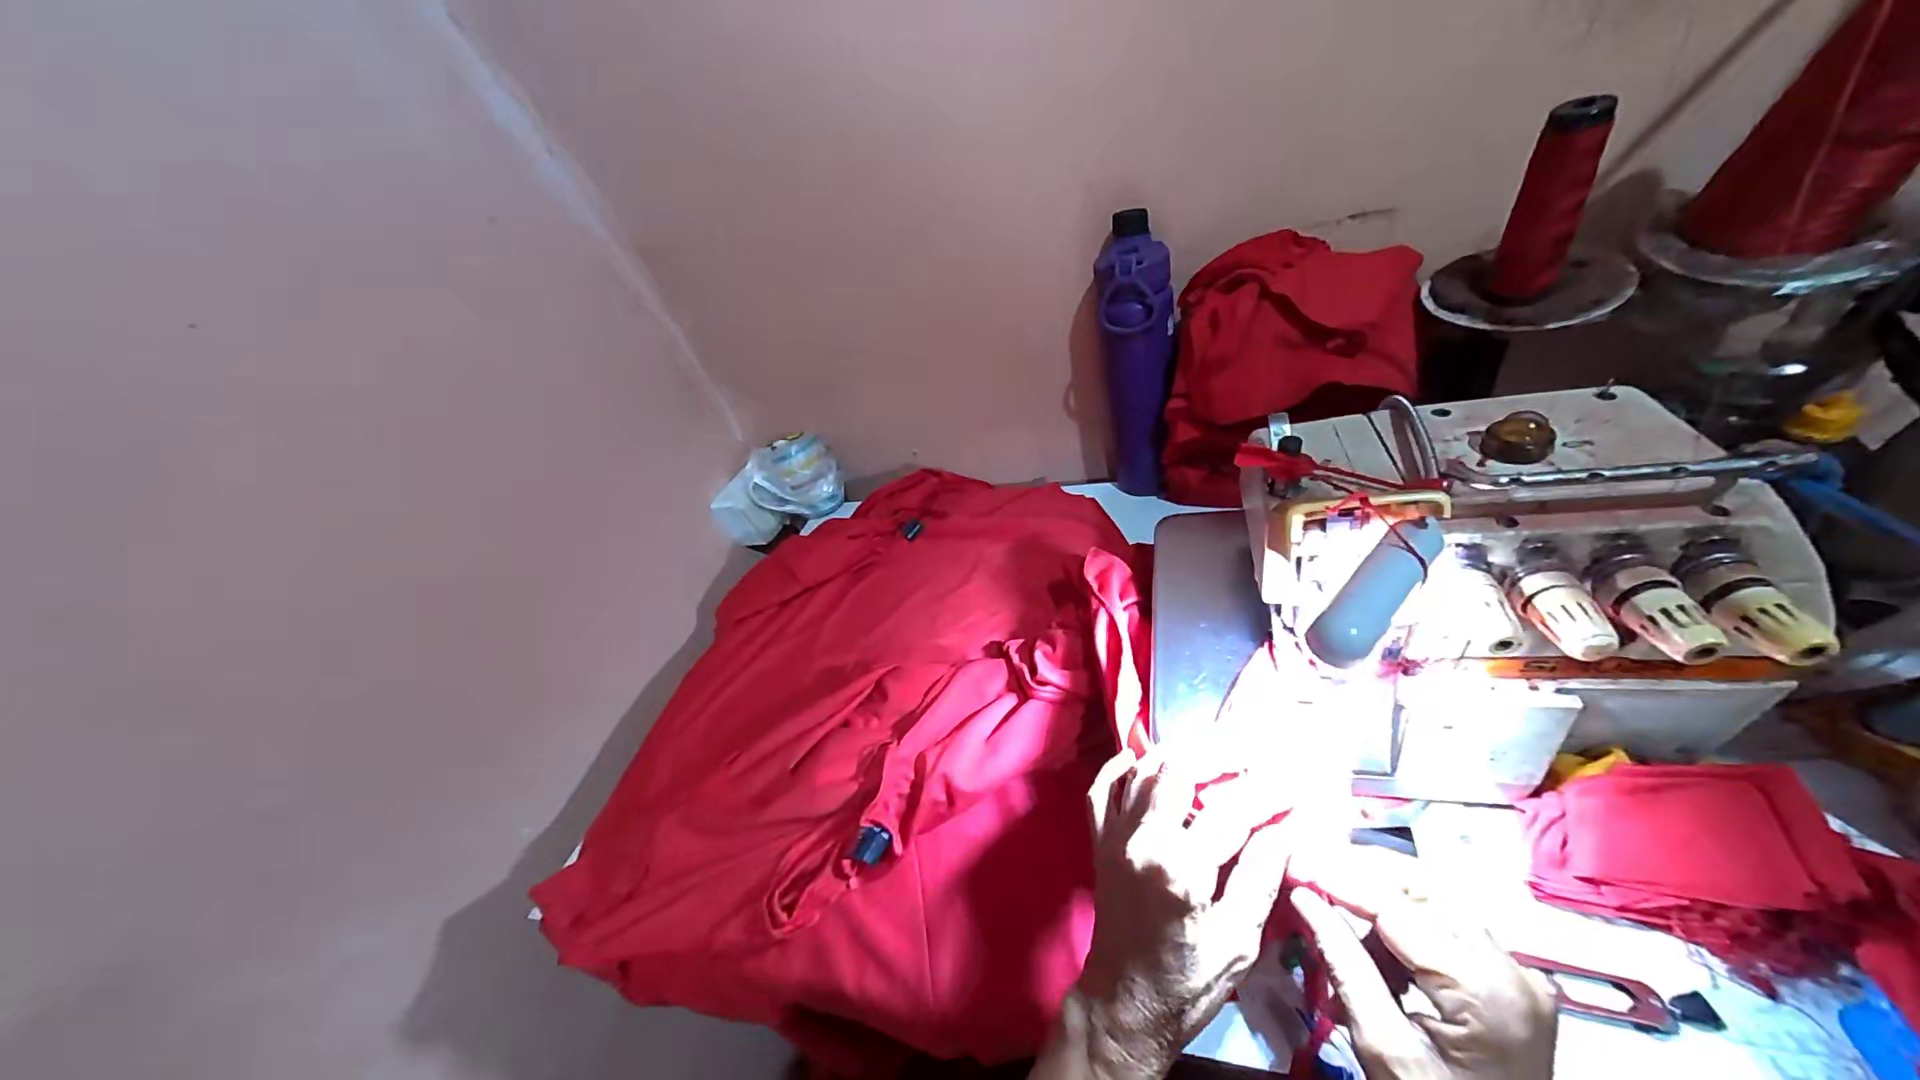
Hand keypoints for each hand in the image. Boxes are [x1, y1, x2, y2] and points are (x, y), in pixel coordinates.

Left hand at [1069, 734, 1297, 1078]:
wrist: (1125, 1002)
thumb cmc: (1188, 983)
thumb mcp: (1238, 941)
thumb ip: (1258, 878)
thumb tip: (1281, 828)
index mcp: (1180, 868)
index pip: (1230, 811)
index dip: (1265, 793)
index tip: (1292, 783)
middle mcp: (1141, 839)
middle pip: (1179, 770)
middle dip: (1219, 754)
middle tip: (1250, 754)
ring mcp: (1114, 836)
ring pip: (1142, 772)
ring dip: (1177, 755)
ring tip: (1212, 751)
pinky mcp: (1099, 841)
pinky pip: (1100, 790)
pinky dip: (1118, 768)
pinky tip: (1138, 758)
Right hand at [1288, 851, 1556, 1079]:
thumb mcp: (1381, 1044)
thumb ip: (1343, 963)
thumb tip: (1303, 896)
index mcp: (1485, 988)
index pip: (1398, 908)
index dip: (1340, 881)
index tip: (1293, 864)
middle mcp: (1513, 967)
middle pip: (1423, 888)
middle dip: (1361, 875)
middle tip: (1310, 873)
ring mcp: (1519, 970)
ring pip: (1435, 897)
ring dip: (1379, 896)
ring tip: (1336, 913)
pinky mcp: (1512, 975)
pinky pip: (1448, 922)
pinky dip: (1403, 919)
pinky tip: (1372, 940)